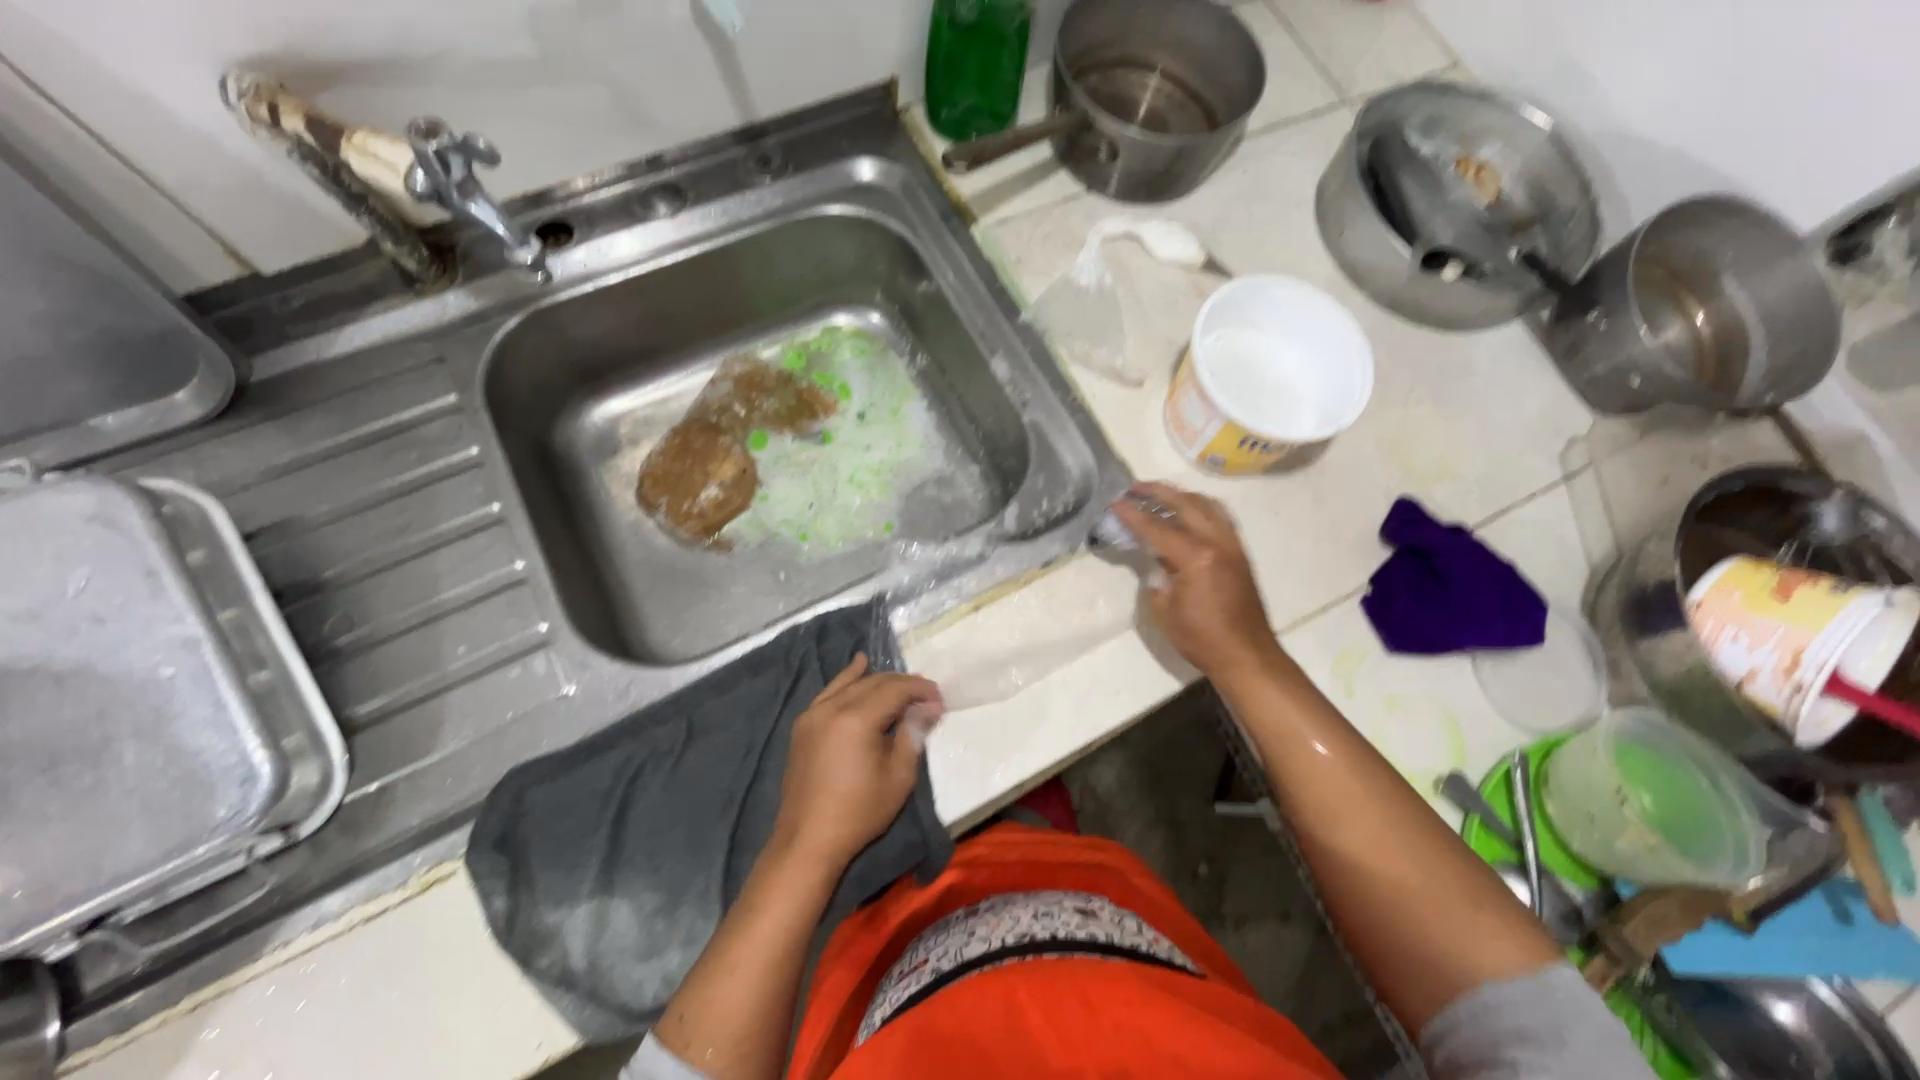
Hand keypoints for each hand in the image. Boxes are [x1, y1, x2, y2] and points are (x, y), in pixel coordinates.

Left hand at [773, 655, 943, 868]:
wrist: (808, 839)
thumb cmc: (860, 812)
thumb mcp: (898, 776)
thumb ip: (913, 734)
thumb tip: (930, 707)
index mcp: (856, 719)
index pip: (894, 690)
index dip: (920, 689)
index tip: (939, 699)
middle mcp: (831, 708)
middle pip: (873, 683)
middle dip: (902, 685)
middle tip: (926, 697)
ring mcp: (812, 715)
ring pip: (850, 684)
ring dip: (877, 681)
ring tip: (901, 683)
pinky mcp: (803, 726)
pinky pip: (829, 693)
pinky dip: (846, 680)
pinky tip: (858, 666)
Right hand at [1112, 481, 1283, 679]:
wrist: (1245, 654)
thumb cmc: (1200, 638)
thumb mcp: (1163, 610)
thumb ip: (1156, 578)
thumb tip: (1156, 561)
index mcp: (1196, 557)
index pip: (1157, 527)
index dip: (1133, 515)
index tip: (1115, 503)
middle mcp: (1217, 542)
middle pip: (1185, 504)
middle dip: (1158, 492)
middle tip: (1134, 488)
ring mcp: (1232, 545)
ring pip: (1208, 505)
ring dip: (1182, 495)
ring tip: (1161, 494)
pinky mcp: (1240, 552)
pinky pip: (1221, 517)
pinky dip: (1202, 507)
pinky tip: (1189, 512)